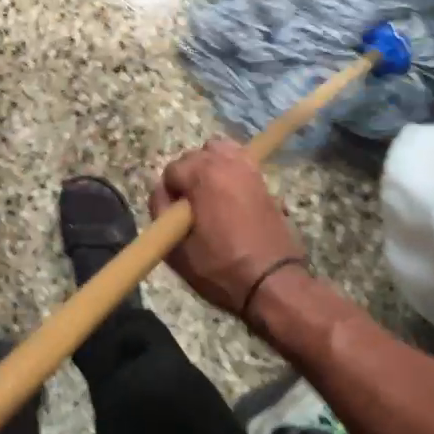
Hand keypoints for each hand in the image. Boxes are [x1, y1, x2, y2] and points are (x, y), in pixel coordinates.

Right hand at [150, 138, 306, 318]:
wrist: (273, 282)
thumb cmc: (221, 266)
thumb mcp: (176, 247)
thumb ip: (160, 210)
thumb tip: (162, 192)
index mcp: (201, 174)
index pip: (171, 170)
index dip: (170, 194)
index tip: (177, 217)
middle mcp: (224, 162)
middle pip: (194, 157)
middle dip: (188, 178)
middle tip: (192, 208)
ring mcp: (247, 168)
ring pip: (218, 151)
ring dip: (209, 166)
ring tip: (210, 194)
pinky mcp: (263, 180)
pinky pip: (240, 160)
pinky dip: (230, 168)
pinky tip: (230, 194)